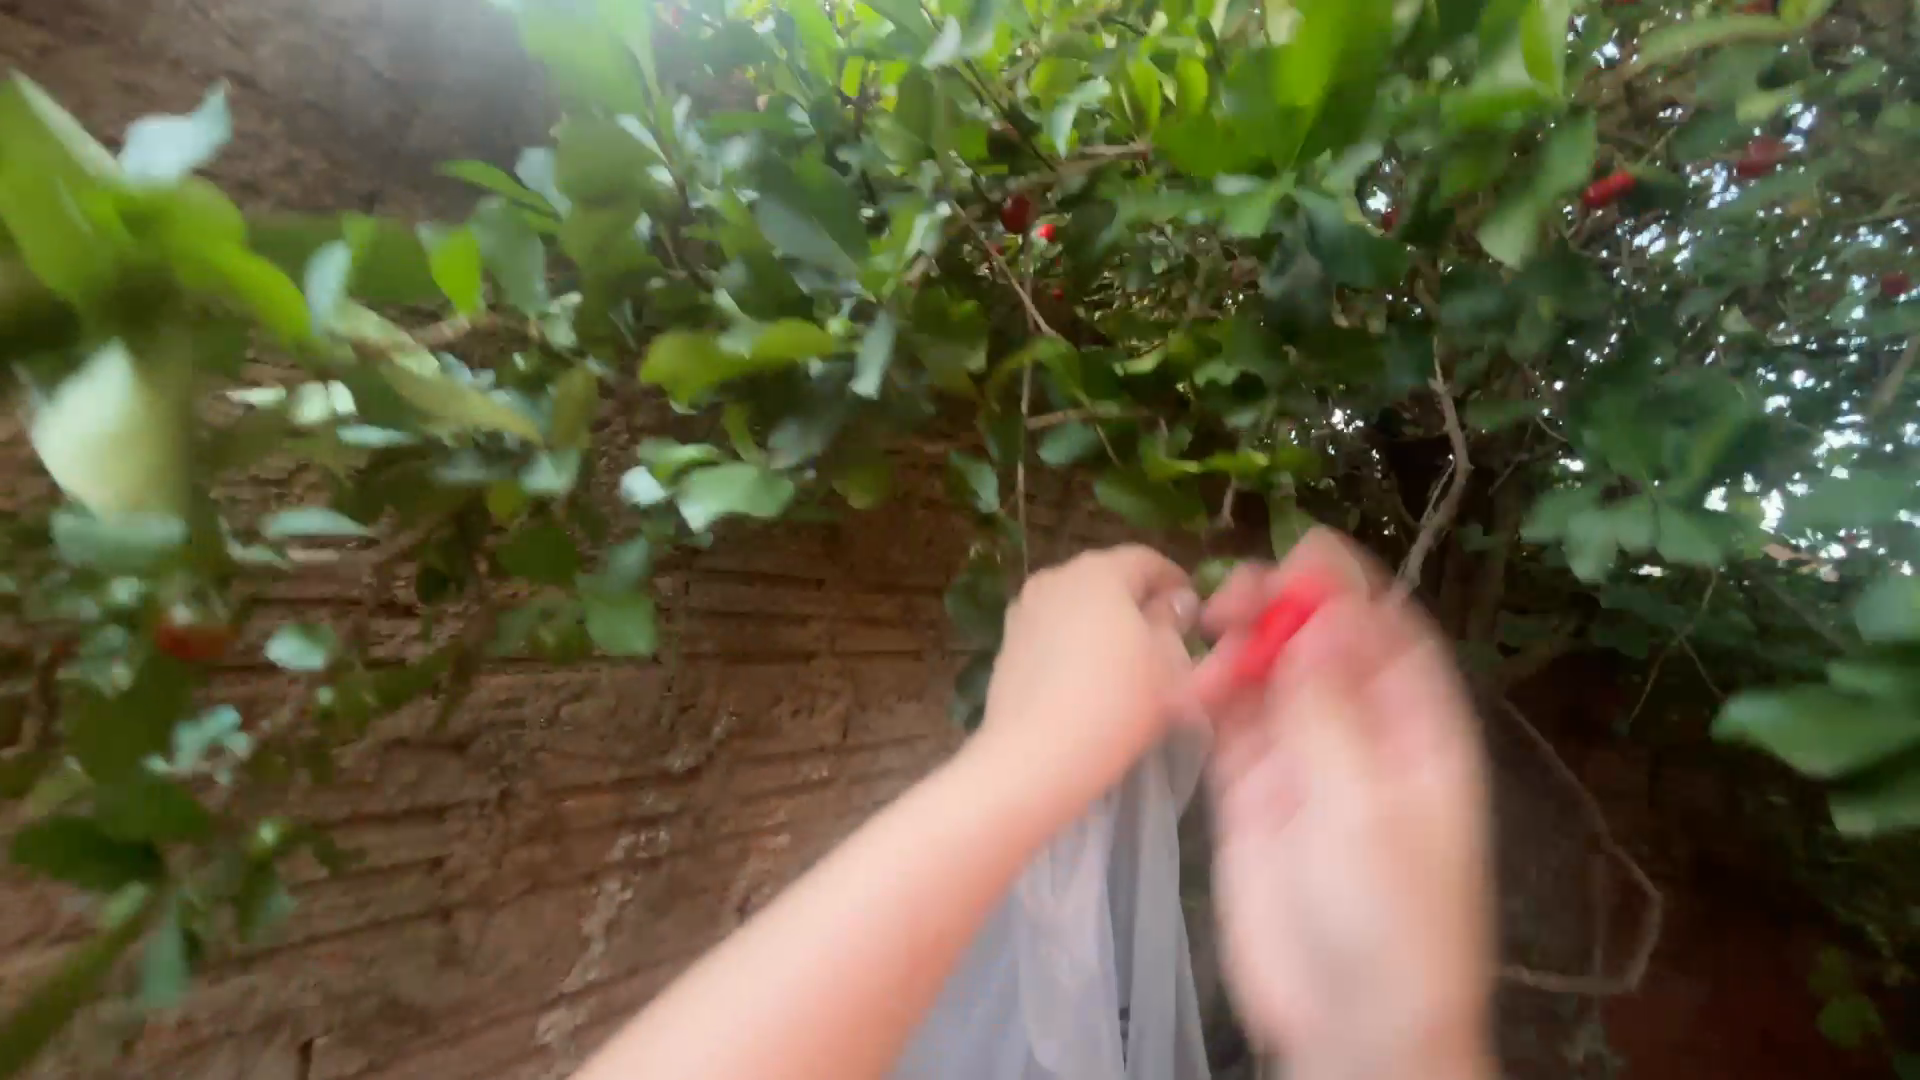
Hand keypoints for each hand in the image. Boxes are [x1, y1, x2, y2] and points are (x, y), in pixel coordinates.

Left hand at [969, 545, 1197, 825]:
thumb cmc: (1117, 701)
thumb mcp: (1169, 662)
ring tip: (1124, 662)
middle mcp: (1054, 578)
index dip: (1175, 582)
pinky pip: (1050, 632)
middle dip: (1136, 601)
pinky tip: (1085, 679)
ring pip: (1075, 605)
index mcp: (1098, 571)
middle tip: (1163, 638)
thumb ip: (1173, 622)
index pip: (1147, 560)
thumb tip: (1173, 602)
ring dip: (1101, 622)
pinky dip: (1071, 644)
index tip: (1194, 613)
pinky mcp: (1005, 644)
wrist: (1037, 754)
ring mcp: (1023, 611)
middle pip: (1106, 579)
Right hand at [1191, 530, 1494, 1079]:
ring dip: (1236, 648)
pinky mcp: (1250, 782)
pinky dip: (1205, 695)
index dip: (1350, 587)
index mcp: (1415, 730)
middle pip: (1318, 644)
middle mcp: (1358, 730)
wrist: (1341, 1018)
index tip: (1301, 548)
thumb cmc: (1386, 917)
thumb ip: (1333, 709)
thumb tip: (1323, 614)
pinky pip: (1227, 721)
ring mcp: (1300, 755)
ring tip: (1203, 643)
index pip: (1388, 634)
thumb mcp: (1368, 808)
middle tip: (1234, 596)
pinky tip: (1183, 689)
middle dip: (1281, 610)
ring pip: (1266, 675)